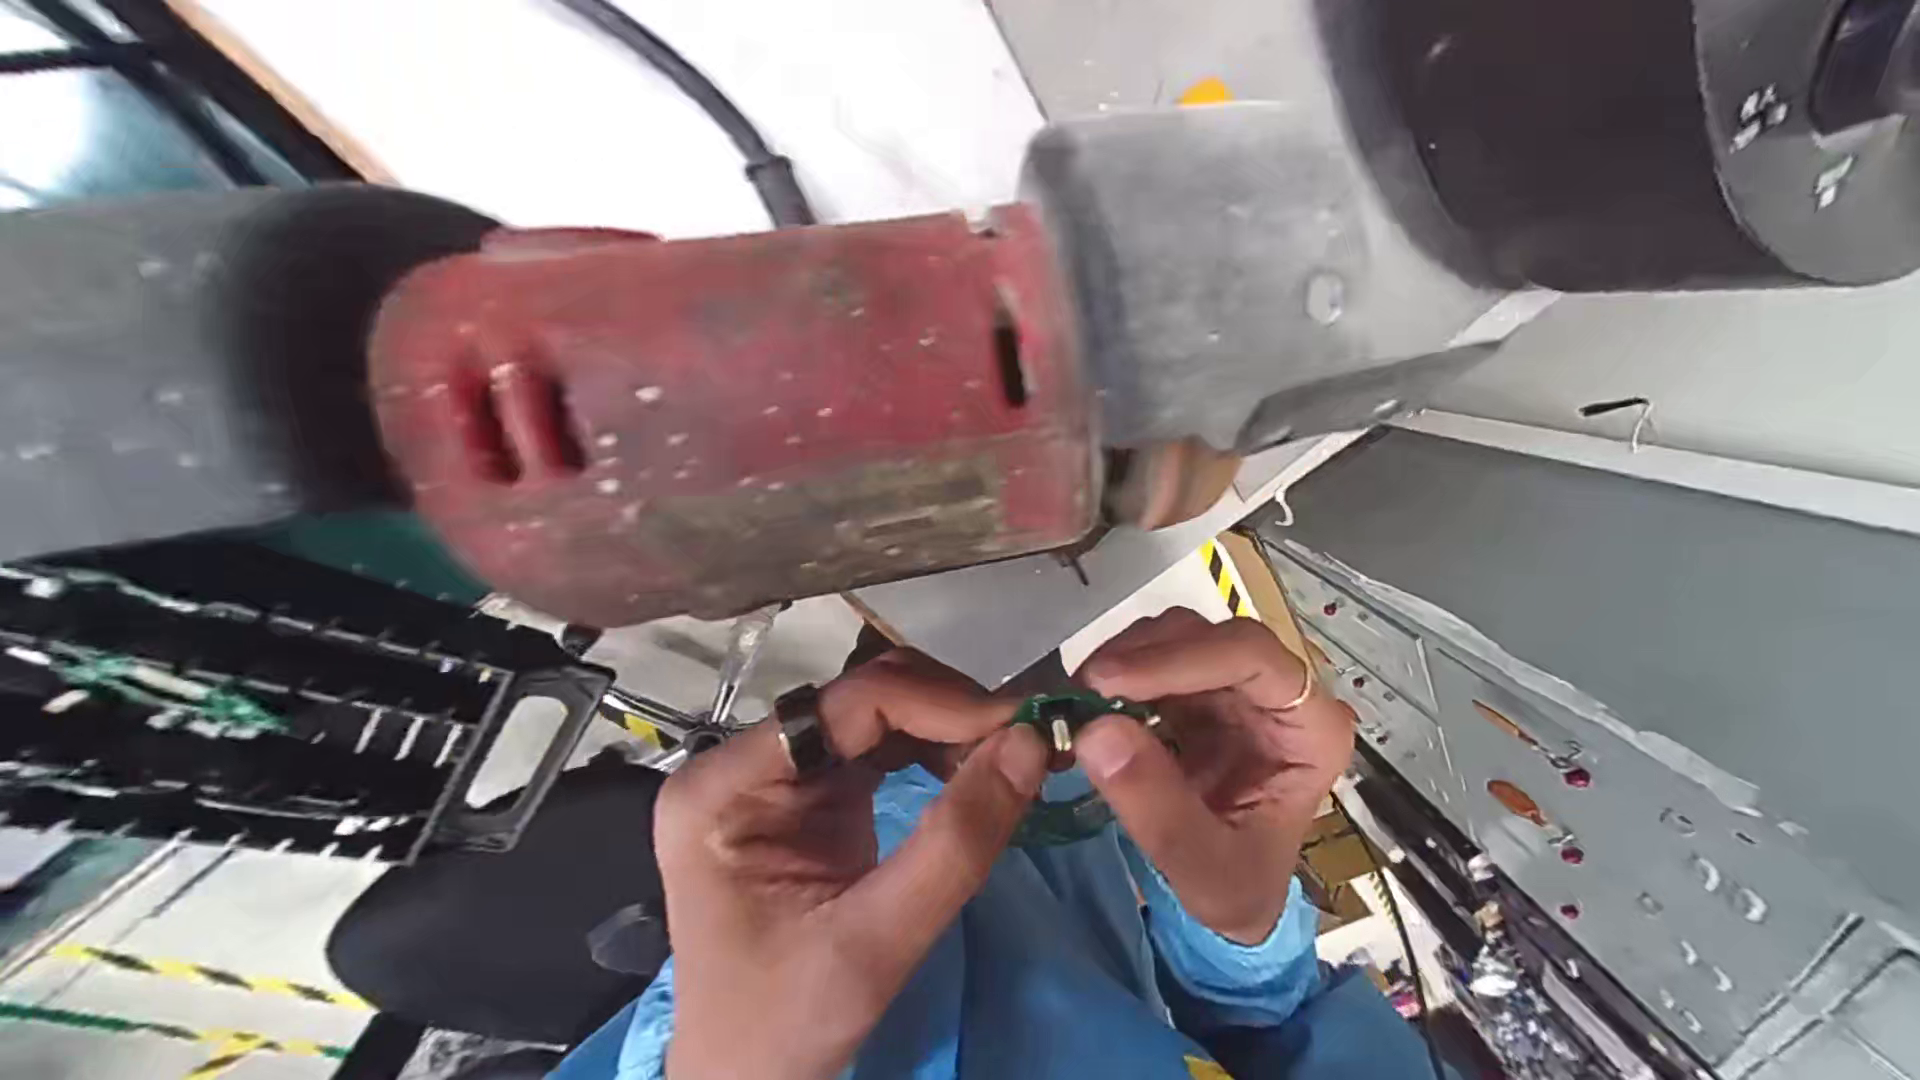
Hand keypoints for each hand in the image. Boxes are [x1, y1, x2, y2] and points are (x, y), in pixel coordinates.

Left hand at [656, 649, 1048, 1079]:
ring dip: (948, 726)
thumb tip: (1031, 743)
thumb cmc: (786, 1025)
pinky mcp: (811, 787)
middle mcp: (747, 757)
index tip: (1019, 725)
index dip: (937, 703)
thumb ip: (955, 844)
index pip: (844, 705)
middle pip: (862, 696)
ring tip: (1005, 758)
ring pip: (878, 710)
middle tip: (1022, 741)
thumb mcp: (875, 945)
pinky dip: (935, 748)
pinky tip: (970, 771)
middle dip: (948, 711)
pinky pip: (882, 741)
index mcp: (727, 785)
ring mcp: (780, 768)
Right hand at [1074, 609, 1354, 943]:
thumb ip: (1158, 812)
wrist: (1224, 892)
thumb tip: (1096, 731)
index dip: (1179, 658)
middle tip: (1082, 692)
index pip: (1250, 657)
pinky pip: (1149, 655)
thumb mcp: (1205, 873)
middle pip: (1207, 635)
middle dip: (1140, 656)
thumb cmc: (1235, 887)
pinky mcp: (1190, 686)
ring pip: (1173, 635)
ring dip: (1120, 659)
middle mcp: (1274, 691)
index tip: (1110, 682)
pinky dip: (1112, 671)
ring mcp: (1229, 684)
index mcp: (1307, 728)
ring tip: (1079, 702)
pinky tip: (1087, 701)